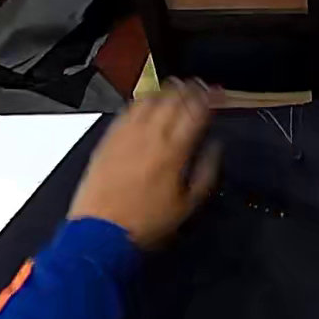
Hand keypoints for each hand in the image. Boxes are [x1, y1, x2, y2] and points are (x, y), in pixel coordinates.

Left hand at [68, 82, 220, 249]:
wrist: (101, 234)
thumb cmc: (147, 222)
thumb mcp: (189, 203)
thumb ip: (207, 171)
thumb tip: (215, 147)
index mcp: (174, 152)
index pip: (196, 113)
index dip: (209, 97)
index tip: (216, 92)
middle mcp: (150, 137)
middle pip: (173, 101)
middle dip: (189, 88)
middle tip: (198, 84)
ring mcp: (126, 137)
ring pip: (148, 101)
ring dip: (164, 91)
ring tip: (174, 87)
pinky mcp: (107, 141)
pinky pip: (125, 112)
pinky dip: (139, 102)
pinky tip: (145, 101)